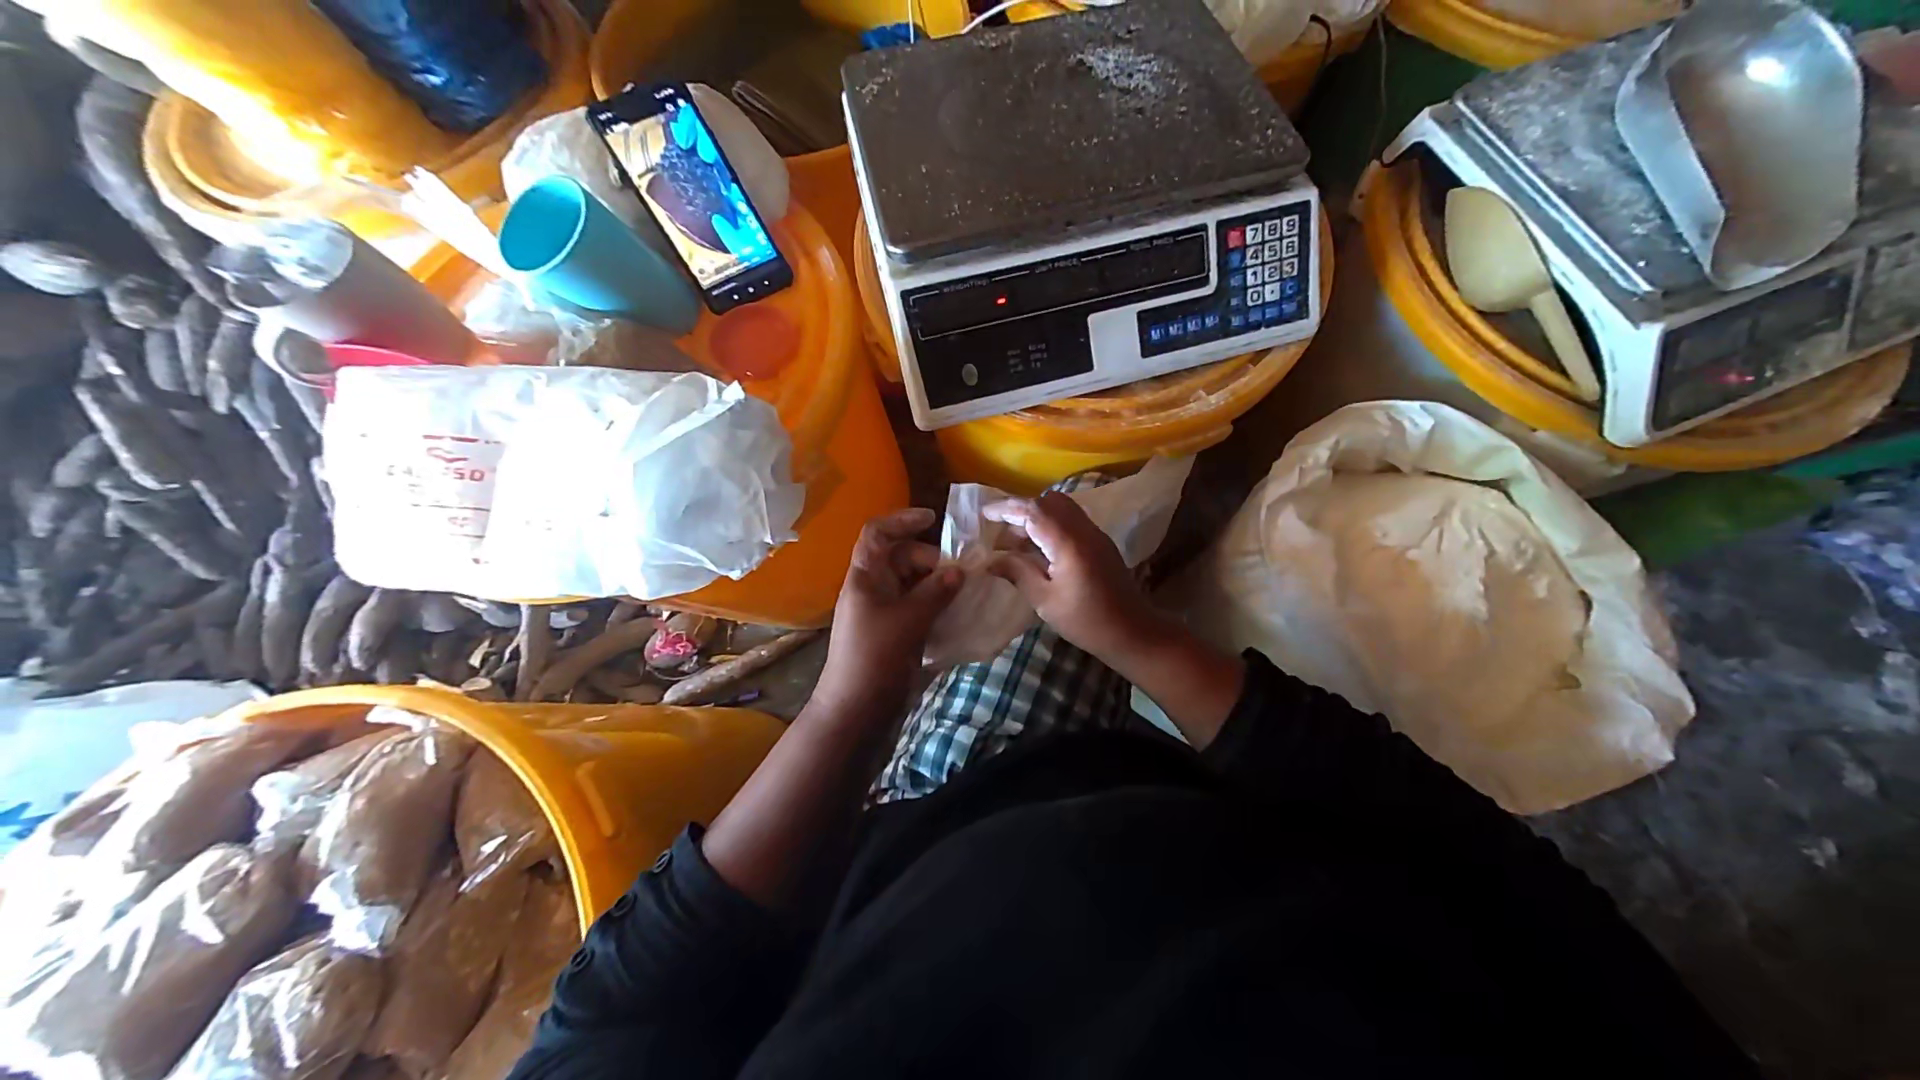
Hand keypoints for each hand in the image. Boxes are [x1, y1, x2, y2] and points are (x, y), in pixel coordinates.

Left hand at [813, 508, 961, 722]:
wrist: (855, 708)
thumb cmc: (875, 656)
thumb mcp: (908, 620)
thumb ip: (936, 592)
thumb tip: (959, 571)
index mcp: (865, 576)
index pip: (877, 533)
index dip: (902, 520)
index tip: (934, 518)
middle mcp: (872, 587)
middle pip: (901, 556)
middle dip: (931, 558)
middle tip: (960, 573)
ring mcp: (882, 610)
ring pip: (912, 582)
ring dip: (937, 582)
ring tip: (964, 591)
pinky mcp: (894, 631)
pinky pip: (916, 605)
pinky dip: (935, 603)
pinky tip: (956, 611)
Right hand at [984, 492, 1156, 664]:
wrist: (1132, 631)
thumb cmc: (1086, 621)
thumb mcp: (1045, 600)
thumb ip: (1018, 573)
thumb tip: (990, 561)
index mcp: (1068, 542)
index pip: (1034, 510)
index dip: (1006, 508)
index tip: (984, 514)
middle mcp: (1084, 530)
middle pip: (1049, 502)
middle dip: (1021, 508)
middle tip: (998, 528)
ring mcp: (1095, 534)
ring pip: (1062, 508)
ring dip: (1036, 515)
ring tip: (1015, 539)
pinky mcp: (1100, 542)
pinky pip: (1071, 520)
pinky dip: (1050, 524)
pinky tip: (1037, 548)